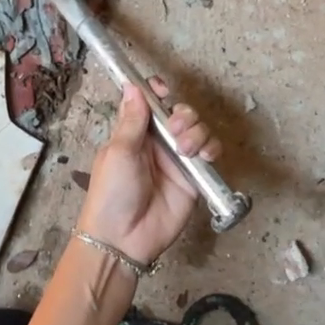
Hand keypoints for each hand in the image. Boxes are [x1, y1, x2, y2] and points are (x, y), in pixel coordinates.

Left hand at [75, 78, 217, 264]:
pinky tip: (204, 156)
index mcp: (135, 133)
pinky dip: (212, 148)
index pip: (151, 103)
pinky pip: (210, 154)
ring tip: (186, 149)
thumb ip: (132, 121)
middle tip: (176, 128)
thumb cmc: (112, 192)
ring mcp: (177, 160)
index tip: (162, 90)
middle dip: (183, 114)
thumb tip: (132, 86)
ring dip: (197, 131)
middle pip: (180, 113)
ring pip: (198, 130)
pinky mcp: (194, 179)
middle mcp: (158, 143)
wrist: (123, 238)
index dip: (158, 92)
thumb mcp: (118, 152)